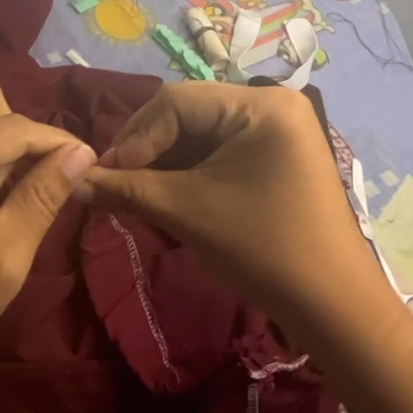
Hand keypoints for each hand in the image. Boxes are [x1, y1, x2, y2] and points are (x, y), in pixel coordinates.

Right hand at [76, 80, 377, 321]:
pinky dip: (188, 173)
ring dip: (164, 163)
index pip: (176, 101)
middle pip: (186, 113)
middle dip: (148, 150)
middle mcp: (272, 104)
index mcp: (261, 104)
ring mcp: (276, 131)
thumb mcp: (187, 212)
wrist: (337, 311)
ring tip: (136, 195)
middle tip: (115, 184)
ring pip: (198, 133)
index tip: (107, 174)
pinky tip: (166, 197)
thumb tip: (75, 180)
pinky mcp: (275, 156)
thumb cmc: (264, 249)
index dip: (136, 136)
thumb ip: (127, 188)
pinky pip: (218, 151)